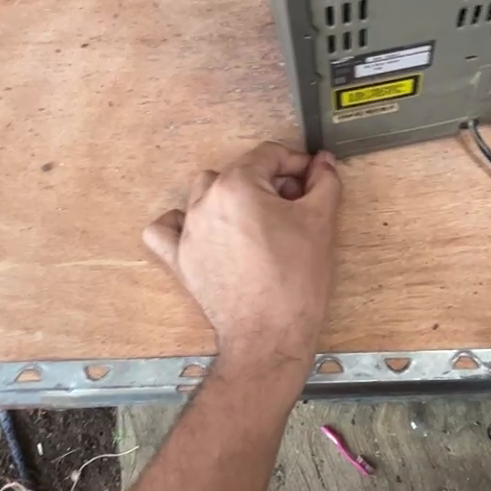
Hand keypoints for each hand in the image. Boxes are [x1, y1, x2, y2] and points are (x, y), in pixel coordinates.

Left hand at [143, 142, 342, 371]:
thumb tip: (322, 162)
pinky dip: (181, 224)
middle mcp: (205, 201)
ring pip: (205, 193)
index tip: (313, 179)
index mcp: (238, 184)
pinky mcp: (179, 259)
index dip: (297, 163)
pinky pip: (166, 230)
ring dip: (232, 196)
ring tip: (259, 220)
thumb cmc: (295, 279)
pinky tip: (205, 231)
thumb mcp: (321, 221)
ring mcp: (188, 231)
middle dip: (270, 181)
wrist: (270, 335)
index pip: (269, 154)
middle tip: (296, 206)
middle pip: (240, 171)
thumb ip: (325, 181)